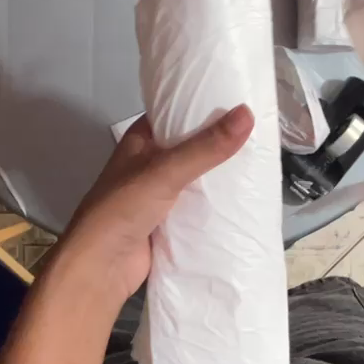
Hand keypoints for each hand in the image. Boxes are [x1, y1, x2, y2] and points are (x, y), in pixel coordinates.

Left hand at [50, 106, 255, 303]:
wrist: (102, 267)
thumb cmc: (123, 209)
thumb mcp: (166, 170)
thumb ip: (206, 147)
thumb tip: (247, 113)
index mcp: (141, 140)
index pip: (174, 111)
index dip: (202, 103)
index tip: (239, 96)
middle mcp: (150, 163)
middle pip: (191, 145)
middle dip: (219, 140)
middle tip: (261, 129)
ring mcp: (159, 194)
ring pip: (196, 177)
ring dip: (220, 173)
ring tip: (261, 159)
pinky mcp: (169, 221)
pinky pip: (198, 206)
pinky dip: (216, 203)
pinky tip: (245, 199)